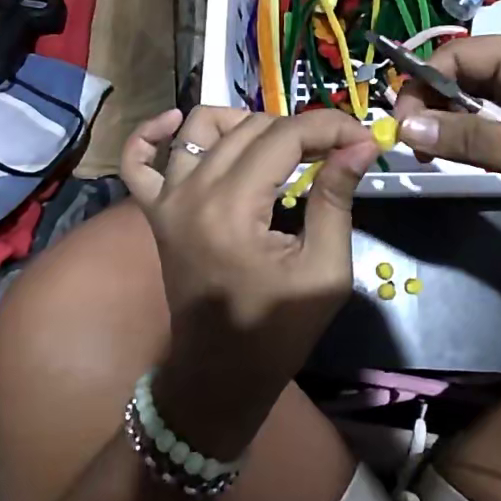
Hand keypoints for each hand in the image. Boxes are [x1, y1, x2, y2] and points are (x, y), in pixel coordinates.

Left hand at [121, 106, 378, 454]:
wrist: (219, 376)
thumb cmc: (277, 331)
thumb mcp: (324, 271)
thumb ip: (336, 201)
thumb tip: (359, 147)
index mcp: (234, 209)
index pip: (285, 137)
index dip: (331, 128)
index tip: (363, 139)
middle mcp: (192, 193)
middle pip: (250, 128)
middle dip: (301, 129)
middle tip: (336, 151)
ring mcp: (166, 201)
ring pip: (201, 127)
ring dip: (247, 124)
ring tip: (283, 146)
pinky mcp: (155, 213)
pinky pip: (137, 160)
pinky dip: (153, 133)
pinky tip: (179, 125)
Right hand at [393, 34, 500, 234]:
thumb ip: (473, 140)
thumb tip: (404, 126)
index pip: (462, 54)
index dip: (423, 84)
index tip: (400, 128)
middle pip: (471, 70)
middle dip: (435, 102)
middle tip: (412, 146)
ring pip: (486, 95)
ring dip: (455, 119)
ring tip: (430, 152)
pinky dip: (480, 132)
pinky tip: (465, 152)